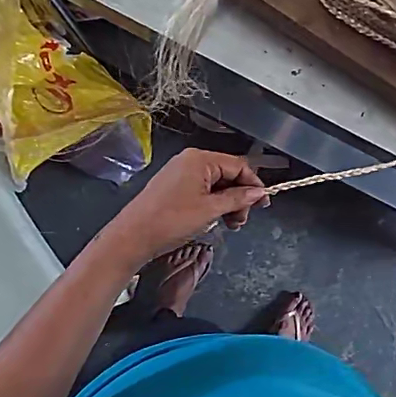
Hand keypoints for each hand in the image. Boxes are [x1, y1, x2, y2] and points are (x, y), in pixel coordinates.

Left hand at [96, 149, 267, 267]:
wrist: (132, 237)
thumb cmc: (170, 220)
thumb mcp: (210, 210)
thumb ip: (238, 198)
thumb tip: (258, 193)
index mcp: (199, 159)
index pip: (239, 165)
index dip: (253, 185)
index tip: (263, 203)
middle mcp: (189, 160)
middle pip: (228, 173)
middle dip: (239, 197)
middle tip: (242, 220)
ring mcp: (180, 172)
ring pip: (216, 184)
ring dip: (227, 203)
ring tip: (230, 224)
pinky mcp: (173, 186)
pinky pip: (202, 189)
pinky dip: (213, 204)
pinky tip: (214, 219)